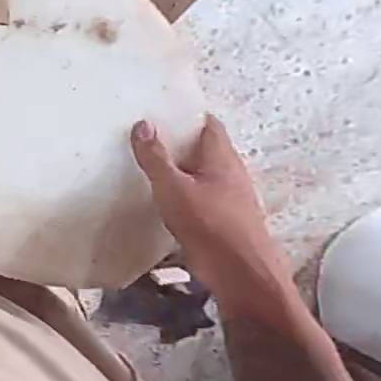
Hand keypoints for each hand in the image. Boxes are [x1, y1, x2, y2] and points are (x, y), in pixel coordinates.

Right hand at [131, 115, 297, 322]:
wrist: (238, 270)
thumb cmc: (208, 223)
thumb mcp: (173, 187)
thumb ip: (156, 158)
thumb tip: (142, 124)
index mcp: (222, 160)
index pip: (208, 126)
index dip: (187, 116)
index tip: (160, 110)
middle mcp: (228, 174)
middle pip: (203, 148)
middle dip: (178, 140)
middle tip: (144, 134)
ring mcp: (225, 196)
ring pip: (198, 172)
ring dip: (176, 166)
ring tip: (145, 161)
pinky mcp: (216, 217)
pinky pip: (194, 193)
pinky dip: (177, 187)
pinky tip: (158, 194)